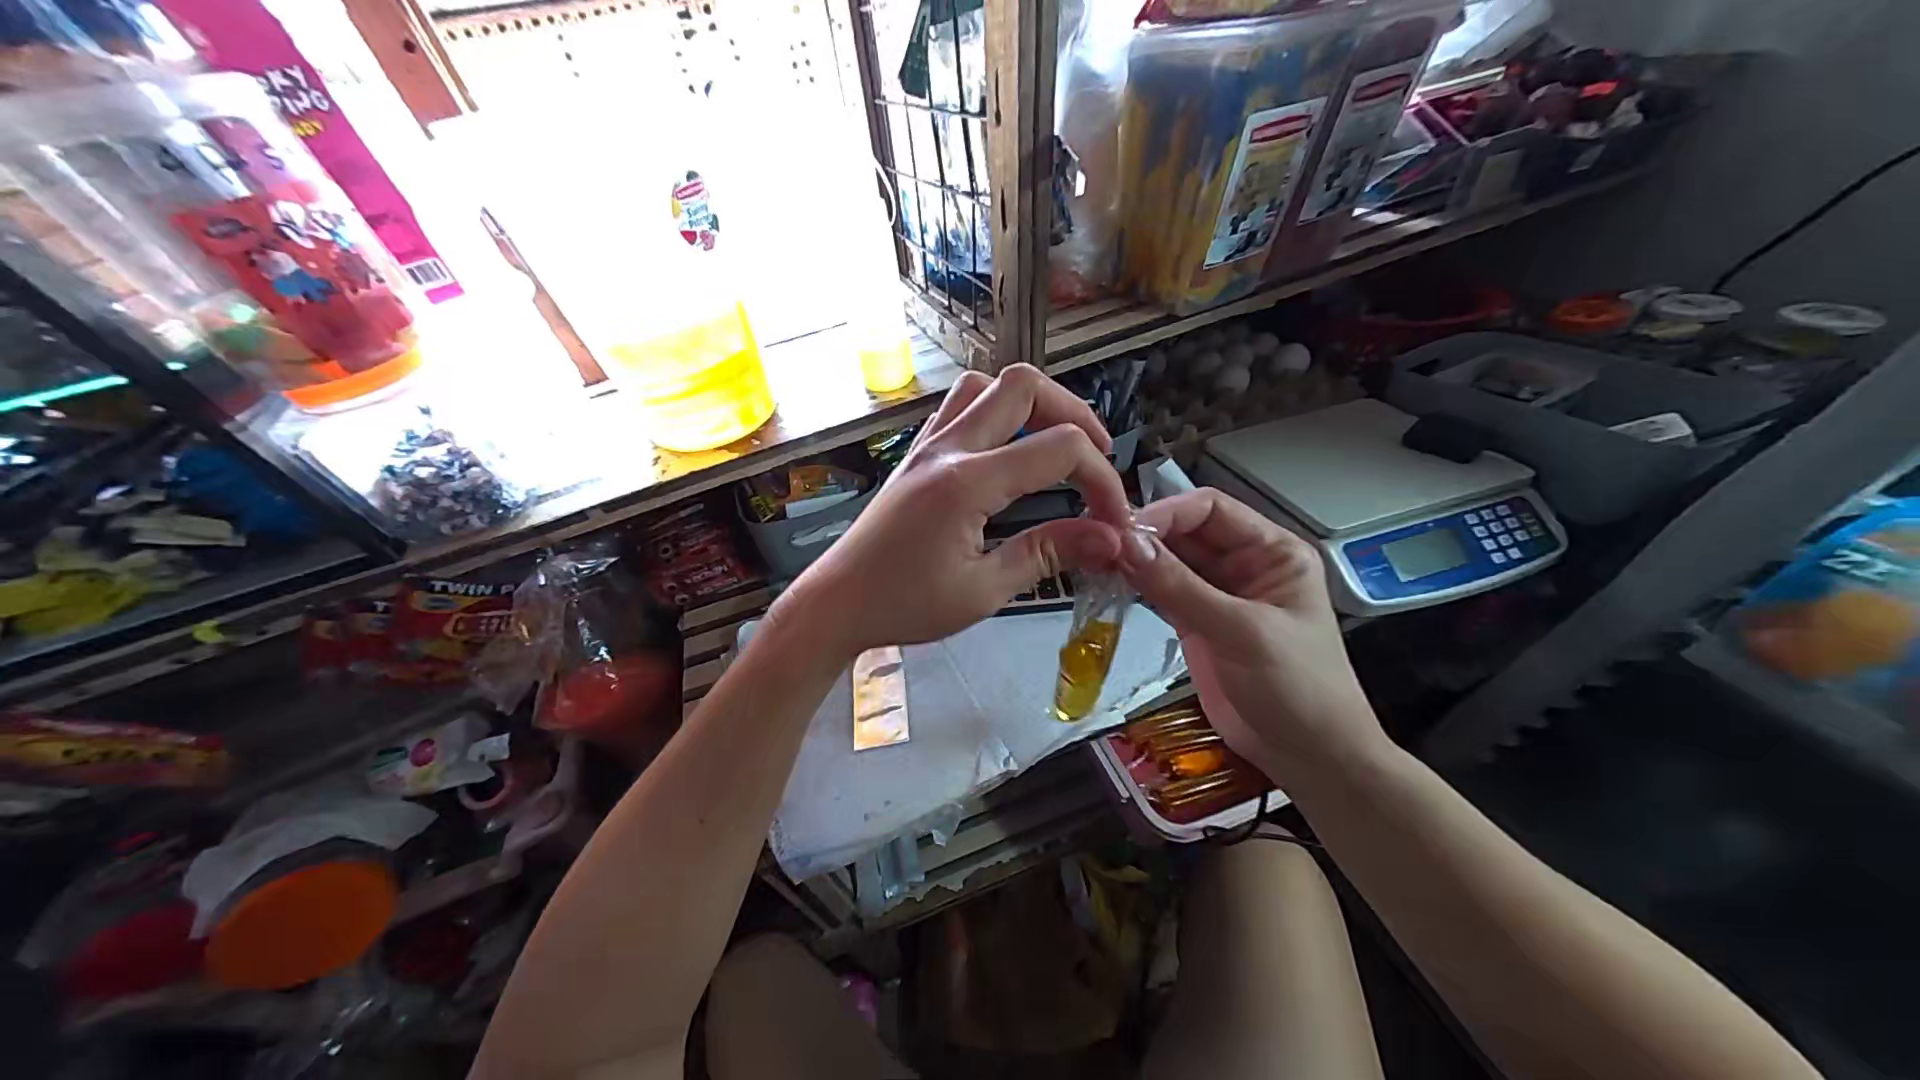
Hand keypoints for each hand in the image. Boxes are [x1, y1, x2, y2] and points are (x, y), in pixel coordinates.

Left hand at [774, 365, 1130, 658]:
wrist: (837, 602)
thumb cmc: (903, 605)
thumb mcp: (983, 590)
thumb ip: (1048, 553)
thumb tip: (1108, 539)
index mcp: (967, 481)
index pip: (1060, 448)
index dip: (1102, 478)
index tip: (1113, 519)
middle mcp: (948, 447)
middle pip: (1025, 386)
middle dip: (1075, 414)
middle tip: (1095, 459)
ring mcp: (928, 444)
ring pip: (987, 384)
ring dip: (1030, 405)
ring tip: (1051, 447)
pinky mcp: (917, 453)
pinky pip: (960, 407)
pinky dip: (994, 413)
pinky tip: (1006, 453)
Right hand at [1119, 489, 1387, 783]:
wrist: (1308, 756)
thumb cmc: (1298, 689)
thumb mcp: (1242, 631)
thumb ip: (1181, 587)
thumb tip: (1128, 545)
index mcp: (1272, 551)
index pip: (1212, 510)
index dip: (1167, 513)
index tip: (1125, 529)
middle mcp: (1243, 564)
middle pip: (1185, 532)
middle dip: (1145, 536)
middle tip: (1101, 543)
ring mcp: (1217, 594)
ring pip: (1168, 561)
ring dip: (1136, 560)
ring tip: (1098, 559)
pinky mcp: (1196, 622)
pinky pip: (1161, 591)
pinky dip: (1137, 586)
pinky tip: (1111, 581)